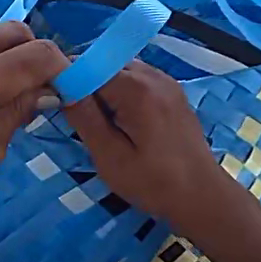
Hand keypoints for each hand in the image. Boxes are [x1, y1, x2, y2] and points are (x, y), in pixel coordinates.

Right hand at [63, 60, 251, 233]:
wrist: (202, 198)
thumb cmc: (153, 182)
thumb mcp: (109, 156)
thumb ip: (85, 118)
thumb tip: (62, 88)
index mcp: (135, 89)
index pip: (87, 67)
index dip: (68, 81)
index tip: (58, 104)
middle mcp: (153, 76)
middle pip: (105, 64)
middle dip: (86, 82)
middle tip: (76, 115)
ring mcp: (166, 83)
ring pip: (121, 69)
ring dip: (104, 86)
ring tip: (97, 119)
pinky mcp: (172, 94)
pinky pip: (138, 79)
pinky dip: (122, 91)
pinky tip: (120, 119)